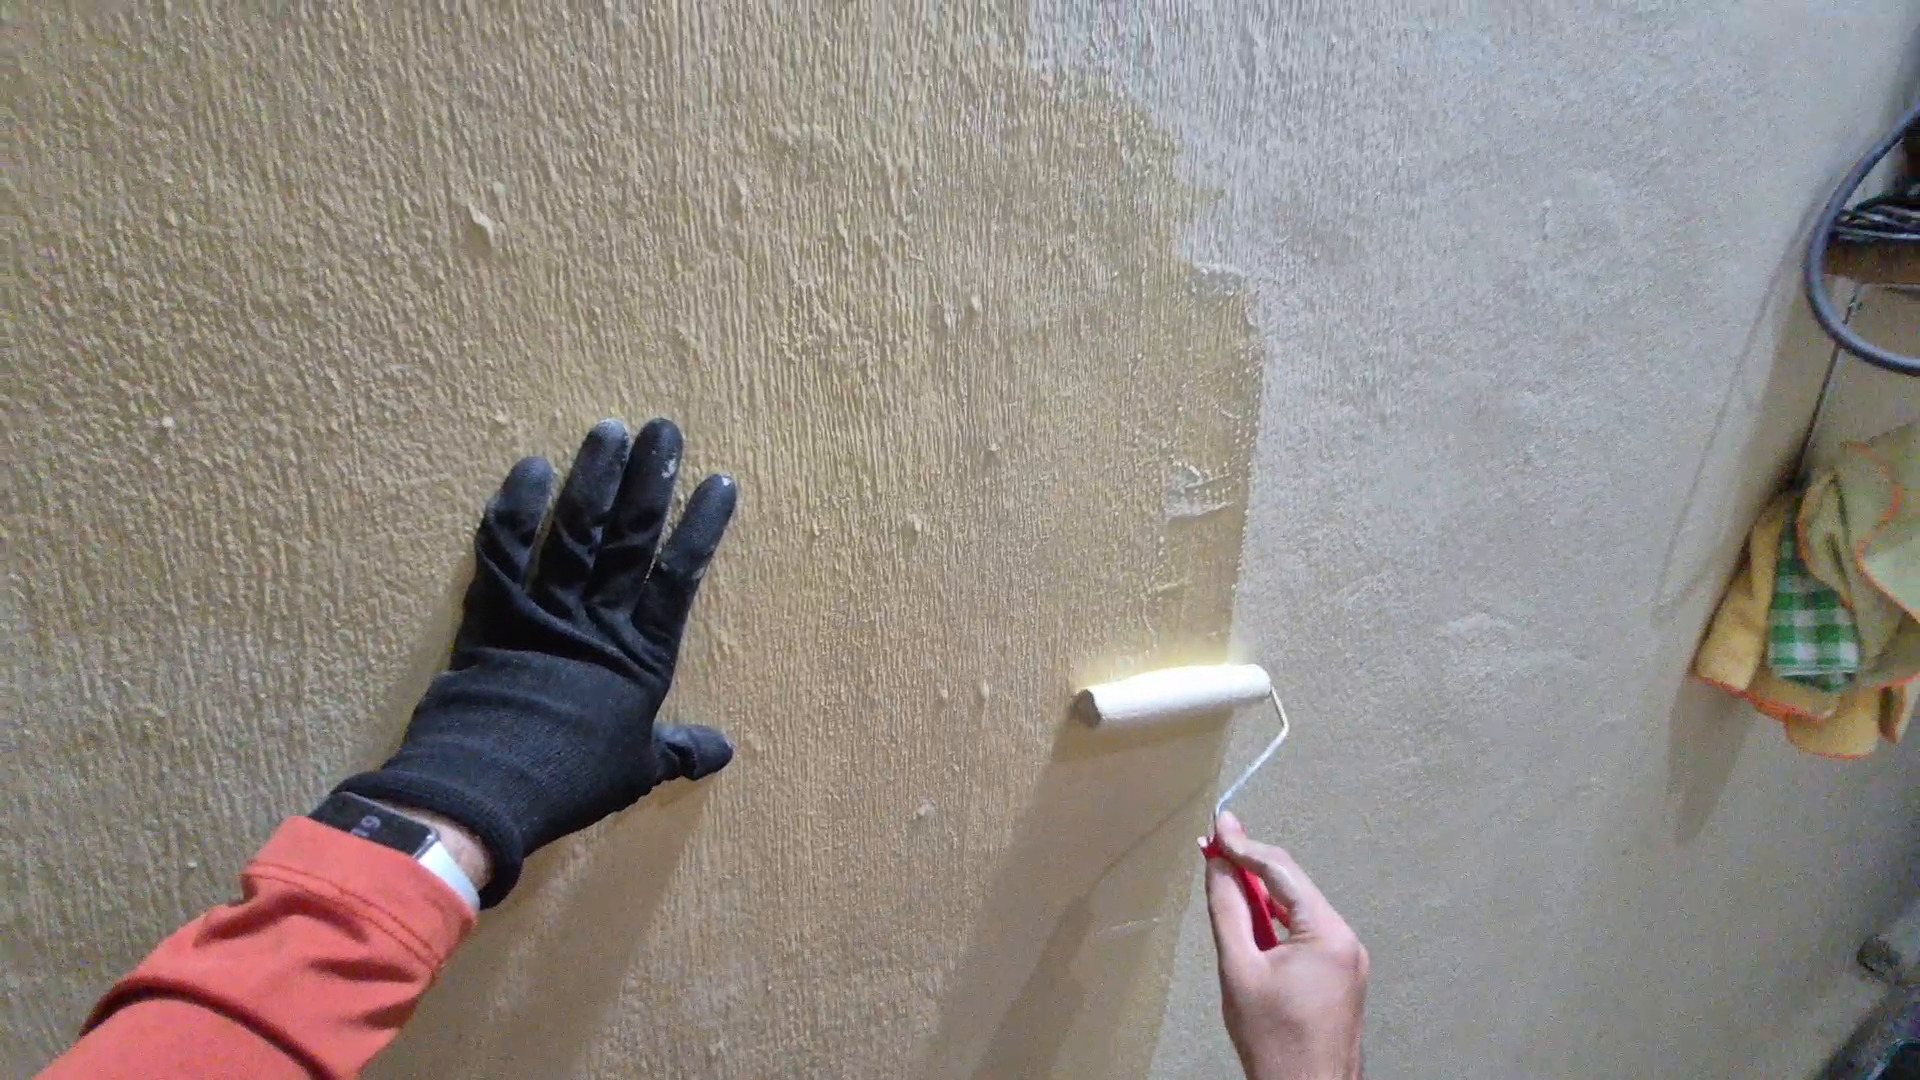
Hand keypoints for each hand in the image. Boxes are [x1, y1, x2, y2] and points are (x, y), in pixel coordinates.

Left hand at [338, 418, 737, 906]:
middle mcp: (598, 618)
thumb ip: (681, 749)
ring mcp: (544, 611)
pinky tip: (531, 467)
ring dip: (593, 478)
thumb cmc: (573, 779)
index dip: (702, 526)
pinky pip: (504, 553)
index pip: (680, 575)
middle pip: (630, 537)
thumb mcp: (638, 768)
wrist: (483, 795)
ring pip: (574, 531)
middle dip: (651, 481)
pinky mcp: (494, 614)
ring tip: (609, 429)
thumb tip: (725, 752)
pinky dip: (514, 510)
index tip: (721, 481)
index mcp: (641, 652)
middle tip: (664, 430)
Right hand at [1206, 811, 1367, 1079]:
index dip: (1243, 845)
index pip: (1280, 871)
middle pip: (1291, 883)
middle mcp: (1346, 940)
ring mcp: (1347, 958)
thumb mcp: (1238, 965)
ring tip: (1223, 872)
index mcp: (1328, 934)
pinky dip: (1273, 916)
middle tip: (1213, 843)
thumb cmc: (1272, 1038)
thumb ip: (1227, 906)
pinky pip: (1303, 928)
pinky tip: (1248, 913)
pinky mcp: (1340, 974)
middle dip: (1250, 863)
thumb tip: (1217, 862)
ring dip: (1259, 889)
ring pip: (1296, 905)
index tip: (1215, 825)